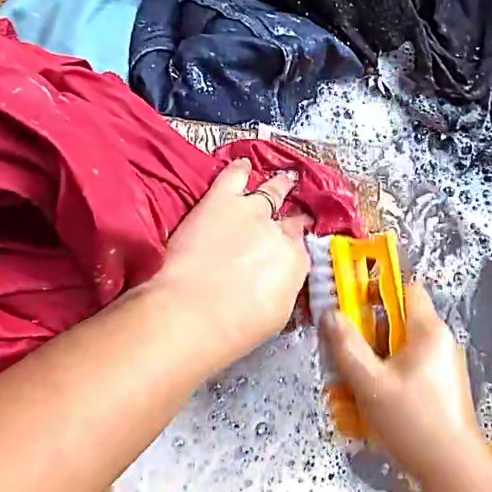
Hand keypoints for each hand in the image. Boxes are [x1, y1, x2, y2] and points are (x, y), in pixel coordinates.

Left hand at [148, 158, 314, 364]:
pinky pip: (234, 176)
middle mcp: (276, 231)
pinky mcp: (220, 200)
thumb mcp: (276, 315)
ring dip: (277, 185)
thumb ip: (284, 288)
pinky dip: (240, 168)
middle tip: (296, 213)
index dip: (296, 244)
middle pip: (289, 218)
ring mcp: (249, 210)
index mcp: (294, 261)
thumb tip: (283, 279)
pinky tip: (243, 163)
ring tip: (284, 178)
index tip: (293, 245)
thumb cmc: (234, 328)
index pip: (300, 247)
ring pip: (269, 190)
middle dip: (294, 215)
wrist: (191, 312)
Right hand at [319, 278, 485, 477]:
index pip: (405, 288)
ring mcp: (443, 366)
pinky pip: (408, 372)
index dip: (377, 288)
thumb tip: (330, 315)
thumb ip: (346, 347)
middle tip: (342, 356)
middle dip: (366, 338)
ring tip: (349, 390)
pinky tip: (368, 408)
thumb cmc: (413, 423)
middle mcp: (440, 342)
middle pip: (396, 323)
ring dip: (372, 364)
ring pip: (399, 352)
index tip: (352, 302)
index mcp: (428, 331)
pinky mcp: (441, 389)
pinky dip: (387, 382)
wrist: (455, 472)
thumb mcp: (370, 384)